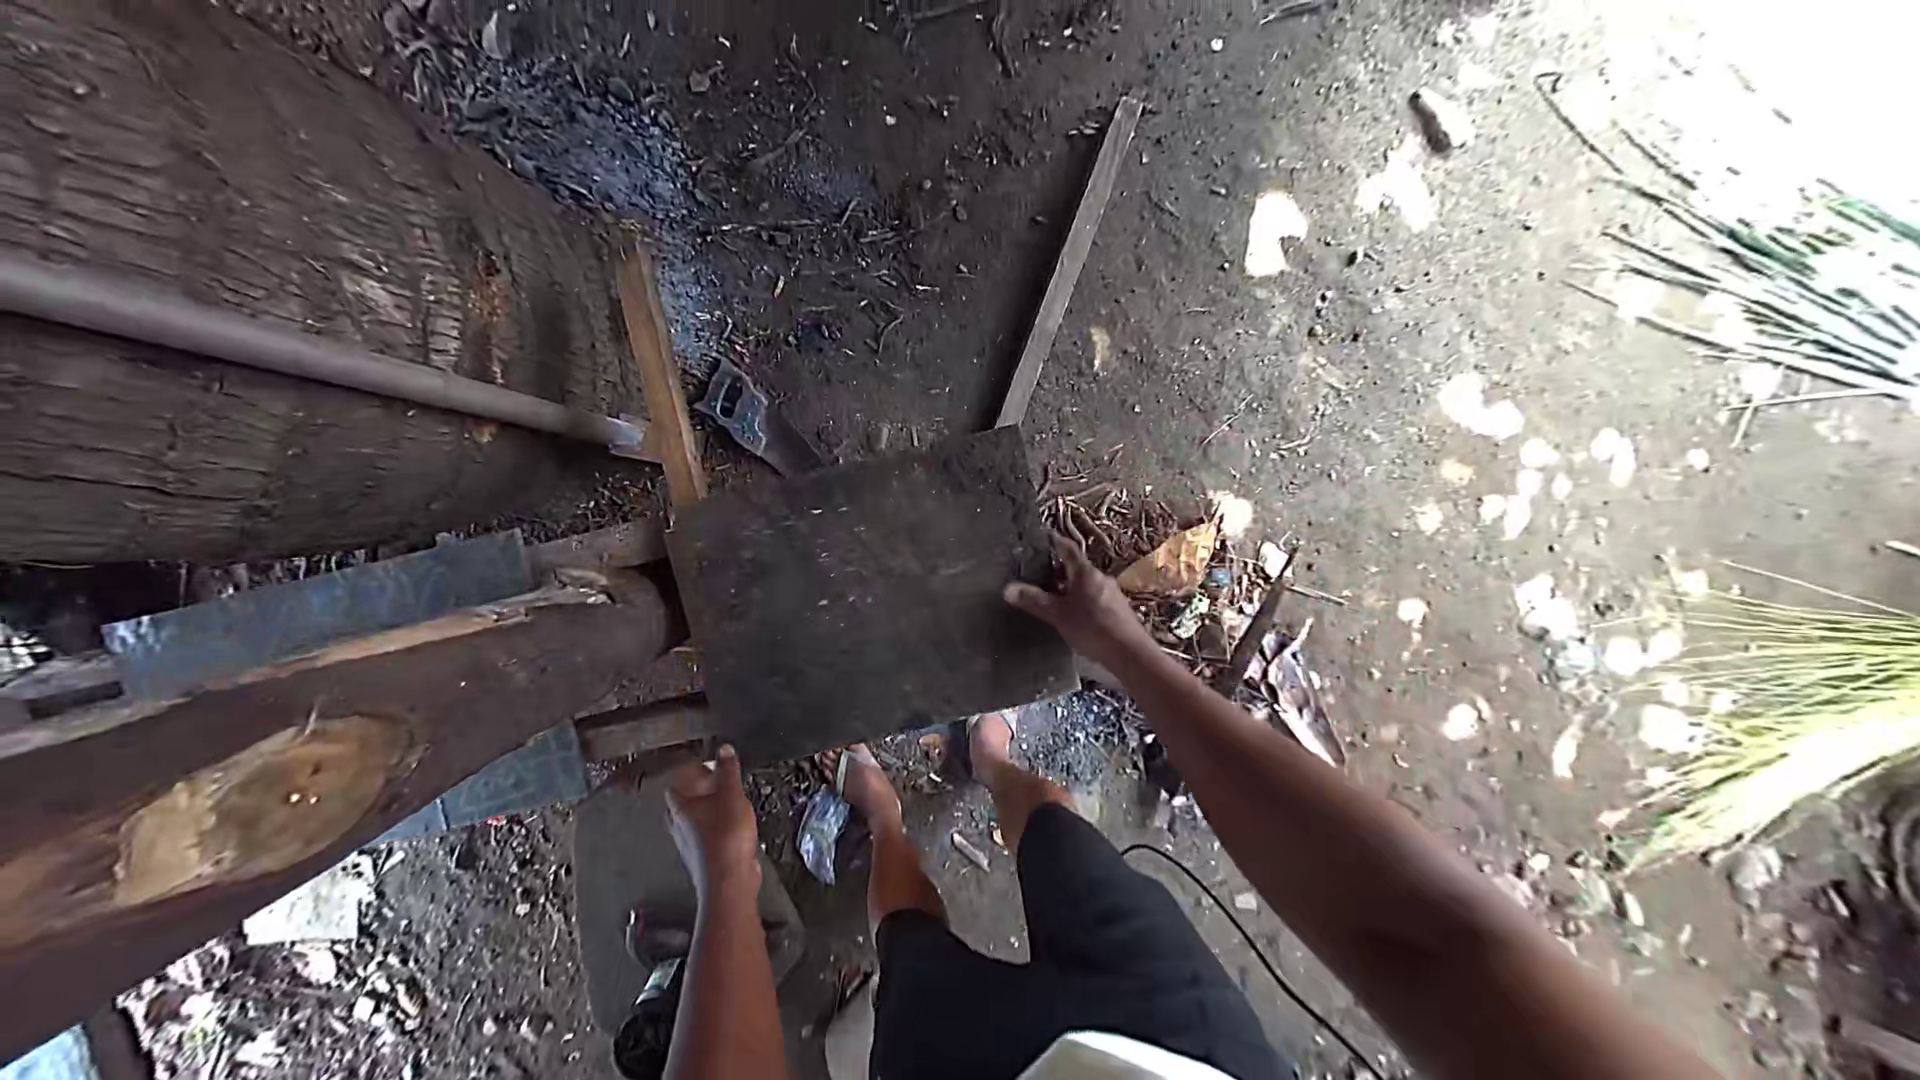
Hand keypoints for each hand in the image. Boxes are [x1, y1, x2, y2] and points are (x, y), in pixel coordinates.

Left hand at [665, 745, 762, 898]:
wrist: (730, 880)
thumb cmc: (726, 838)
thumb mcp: (732, 794)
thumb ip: (728, 771)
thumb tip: (724, 751)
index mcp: (681, 808)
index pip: (675, 783)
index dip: (687, 770)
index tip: (702, 762)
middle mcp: (681, 826)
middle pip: (684, 801)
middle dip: (700, 789)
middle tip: (717, 779)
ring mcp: (692, 844)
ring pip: (696, 819)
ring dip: (710, 807)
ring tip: (729, 798)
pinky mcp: (706, 856)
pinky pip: (709, 833)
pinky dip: (719, 824)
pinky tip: (735, 824)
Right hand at [1004, 530, 1155, 669]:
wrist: (1129, 652)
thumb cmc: (1091, 627)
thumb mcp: (1057, 614)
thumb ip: (1034, 600)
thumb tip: (1008, 589)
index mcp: (1085, 572)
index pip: (1068, 550)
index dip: (1056, 542)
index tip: (1047, 537)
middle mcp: (1100, 578)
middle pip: (1076, 568)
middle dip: (1059, 571)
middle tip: (1041, 576)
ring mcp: (1111, 594)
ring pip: (1086, 585)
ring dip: (1070, 588)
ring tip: (1054, 600)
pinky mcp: (1118, 610)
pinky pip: (1095, 598)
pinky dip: (1082, 601)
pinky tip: (1075, 617)